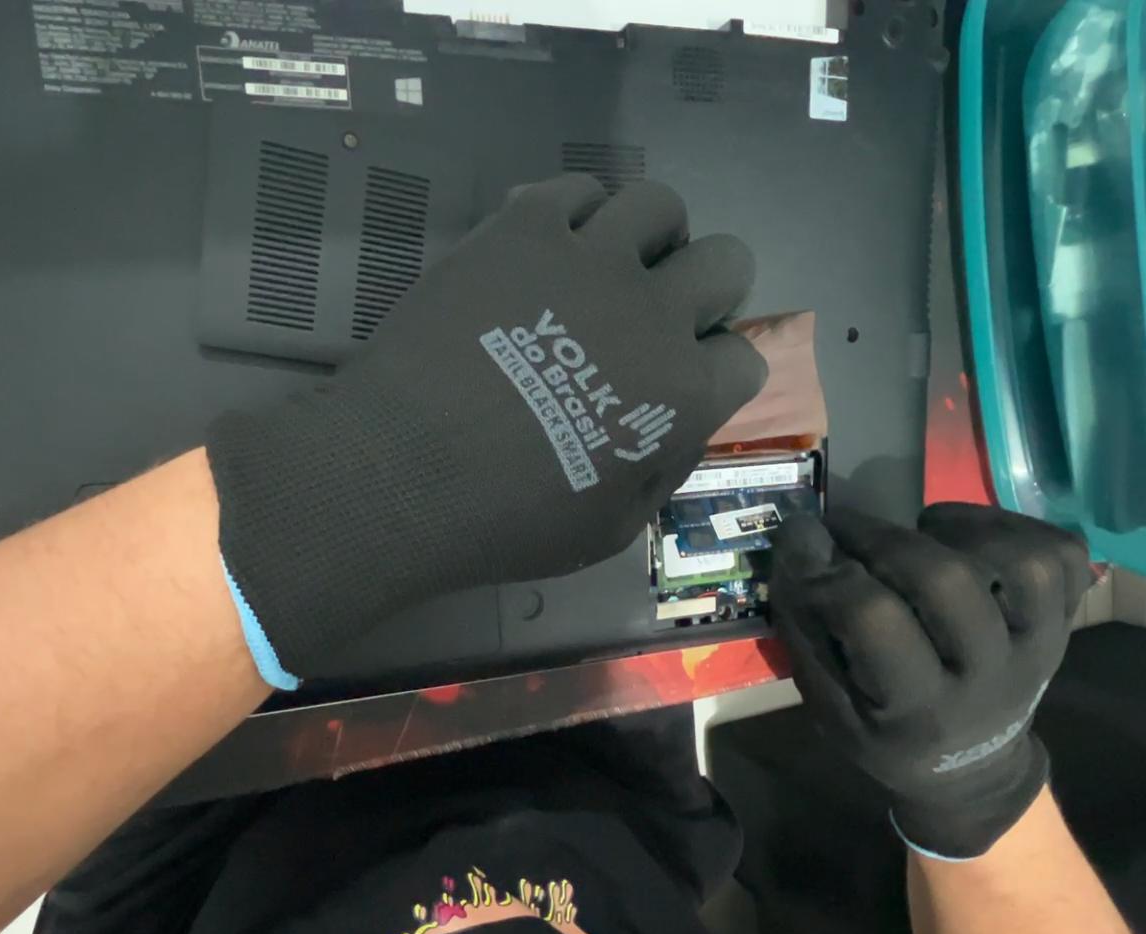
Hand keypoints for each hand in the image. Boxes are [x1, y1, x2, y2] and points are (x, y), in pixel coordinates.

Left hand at [209, 175, 765, 682]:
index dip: (719, 370)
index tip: (687, 383)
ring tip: (612, 269)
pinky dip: (577, 216)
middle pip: (727, 260)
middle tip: (664, 314)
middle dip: (710, 288)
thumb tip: (680, 427)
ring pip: (659, 204)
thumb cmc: (504, 522)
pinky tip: (551, 251)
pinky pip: (573, 190)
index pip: (744, 357)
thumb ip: (660, 471)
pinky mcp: (519, 230)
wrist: (401, 473)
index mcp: (682, 394)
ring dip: (651, 238)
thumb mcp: (607, 531)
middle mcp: (651, 314)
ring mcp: (586, 260)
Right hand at [769, 504, 1093, 858]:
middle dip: (878, 537)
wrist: (971, 767)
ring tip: (915, 529)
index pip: (871, 619)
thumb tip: (798, 543)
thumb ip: (808, 631)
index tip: (797, 536)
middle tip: (840, 526)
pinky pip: (1057, 553)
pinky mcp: (1064, 621)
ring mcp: (1040, 646)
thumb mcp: (828, 708)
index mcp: (918, 710)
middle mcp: (988, 677)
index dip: (825, 568)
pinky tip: (963, 534)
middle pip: (945, 581)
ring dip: (955, 531)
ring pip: (1018, 563)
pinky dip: (1010, 527)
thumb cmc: (884, 734)